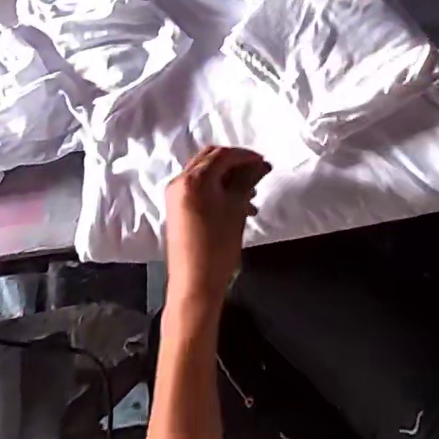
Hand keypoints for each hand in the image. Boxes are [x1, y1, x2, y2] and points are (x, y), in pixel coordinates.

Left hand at [163, 146, 271, 313]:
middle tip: (257, 171)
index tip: (264, 162)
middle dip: (234, 162)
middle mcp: (180, 181)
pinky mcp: (176, 207)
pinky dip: (216, 188)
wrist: (195, 283)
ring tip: (250, 192)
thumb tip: (260, 164)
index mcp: (194, 179)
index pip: (222, 155)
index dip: (245, 155)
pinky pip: (198, 187)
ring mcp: (175, 194)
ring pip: (204, 173)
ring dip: (227, 176)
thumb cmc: (218, 246)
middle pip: (210, 158)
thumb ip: (247, 181)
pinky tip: (236, 203)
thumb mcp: (236, 209)